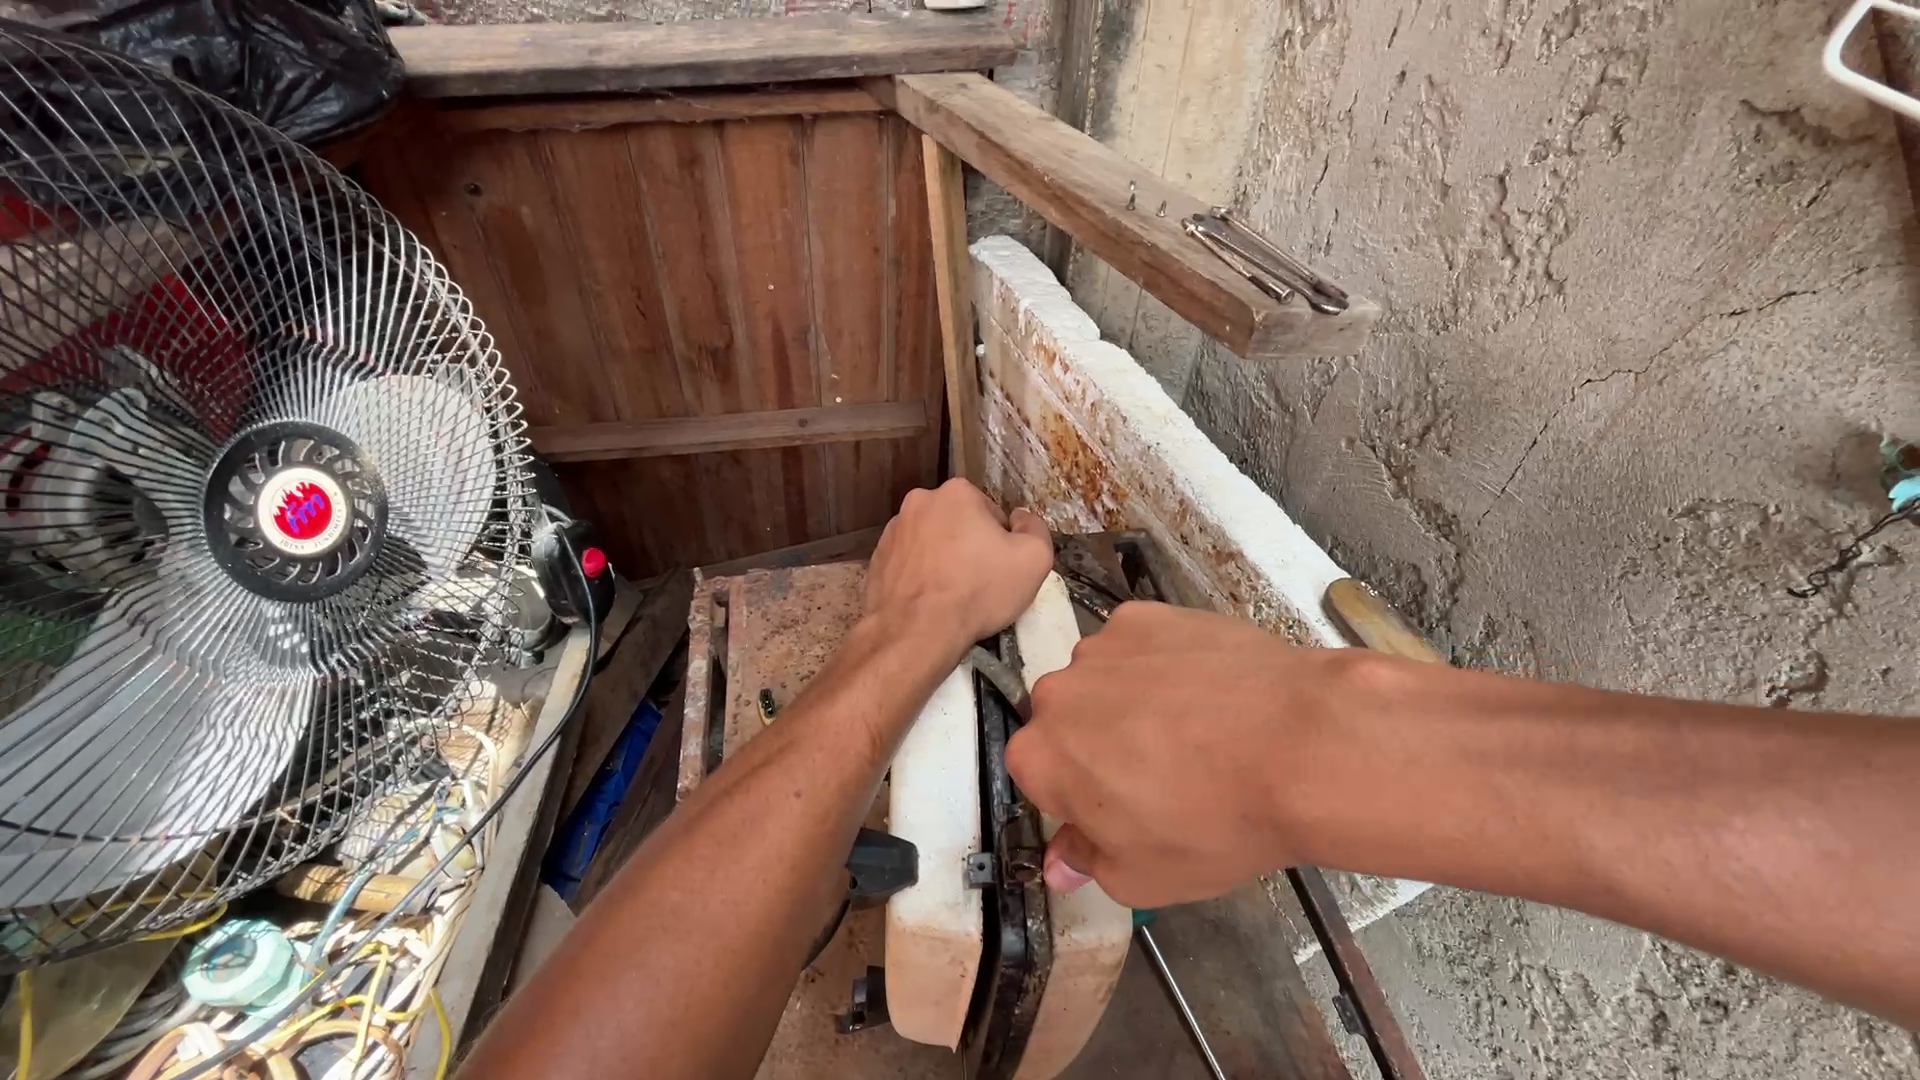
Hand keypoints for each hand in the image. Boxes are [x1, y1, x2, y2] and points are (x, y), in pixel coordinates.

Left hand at [865, 479, 1052, 657]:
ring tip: (952, 595)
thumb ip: (1035, 529)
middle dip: (970, 547)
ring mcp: (893, 530)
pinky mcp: (876, 559)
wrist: (916, 631)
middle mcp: (919, 502)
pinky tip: (929, 600)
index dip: (1003, 543)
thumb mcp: (1034, 559)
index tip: (1002, 568)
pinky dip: (921, 576)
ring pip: (932, 543)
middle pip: (959, 524)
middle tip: (979, 583)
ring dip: (943, 560)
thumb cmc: (978, 590)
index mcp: (957, 492)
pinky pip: (909, 563)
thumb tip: (1021, 519)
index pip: (992, 514)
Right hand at [1007, 602, 1378, 908]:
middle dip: (1099, 745)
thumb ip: (1087, 864)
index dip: (1081, 801)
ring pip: (1103, 681)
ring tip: (1194, 729)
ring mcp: (1102, 647)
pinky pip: (1140, 646)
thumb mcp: (1145, 878)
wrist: (1300, 746)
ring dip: (1129, 701)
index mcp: (1040, 757)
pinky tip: (1206, 690)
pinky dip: (1161, 665)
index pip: (1041, 781)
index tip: (1123, 812)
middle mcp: (1057, 692)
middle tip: (1161, 773)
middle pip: (1068, 724)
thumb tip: (1061, 862)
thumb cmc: (1216, 821)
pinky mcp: (1147, 615)